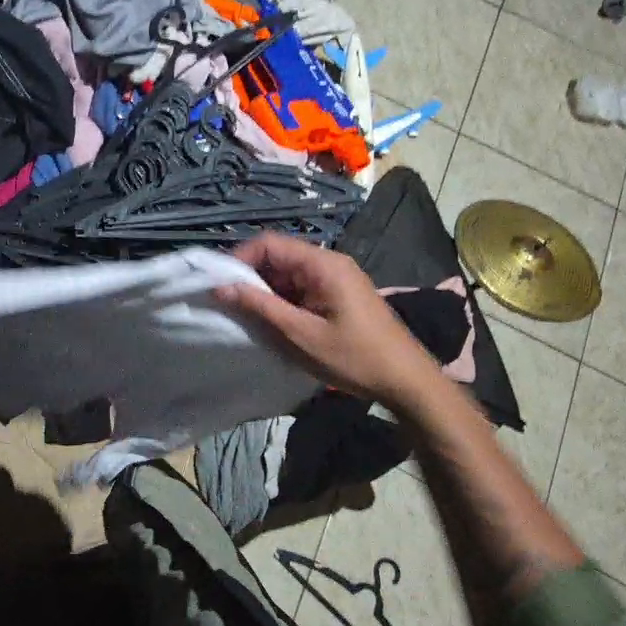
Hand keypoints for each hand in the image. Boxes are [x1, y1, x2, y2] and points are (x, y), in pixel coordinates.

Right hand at [216, 233, 438, 404]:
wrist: (406, 381)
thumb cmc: (354, 357)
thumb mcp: (300, 334)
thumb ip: (260, 307)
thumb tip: (220, 288)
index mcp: (323, 265)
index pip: (270, 244)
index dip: (240, 259)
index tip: (219, 285)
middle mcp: (330, 263)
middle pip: (278, 256)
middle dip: (250, 277)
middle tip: (229, 304)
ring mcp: (336, 279)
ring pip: (287, 274)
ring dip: (265, 292)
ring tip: (247, 317)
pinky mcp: (338, 295)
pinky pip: (301, 288)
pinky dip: (282, 301)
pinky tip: (272, 323)